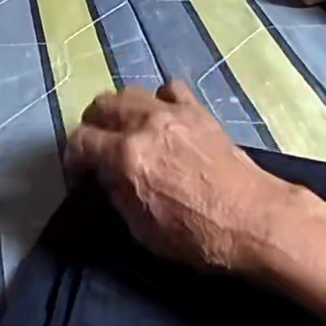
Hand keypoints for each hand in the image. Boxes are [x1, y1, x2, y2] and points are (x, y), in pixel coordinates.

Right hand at [66, 79, 305, 272]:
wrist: (253, 218)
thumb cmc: (197, 235)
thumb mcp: (142, 230)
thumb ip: (117, 195)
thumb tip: (106, 176)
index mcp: (126, 155)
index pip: (81, 141)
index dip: (73, 158)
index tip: (80, 174)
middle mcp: (145, 123)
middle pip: (101, 105)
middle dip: (92, 127)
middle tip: (98, 149)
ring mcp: (173, 111)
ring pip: (130, 92)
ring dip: (120, 111)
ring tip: (126, 131)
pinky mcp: (197, 109)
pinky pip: (168, 90)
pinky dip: (159, 101)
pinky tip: (163, 119)